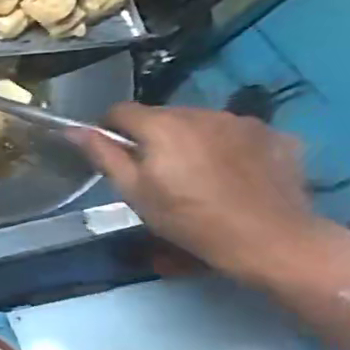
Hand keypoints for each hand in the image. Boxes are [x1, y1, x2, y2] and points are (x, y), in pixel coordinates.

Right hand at [69, 103, 328, 284]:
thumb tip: (73, 130)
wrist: (271, 239)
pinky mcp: (275, 135)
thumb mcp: (134, 192)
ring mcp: (242, 121)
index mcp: (162, 125)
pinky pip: (237, 134)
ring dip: (191, 141)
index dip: (110, 130)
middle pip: (163, 116)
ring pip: (200, 123)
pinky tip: (234, 176)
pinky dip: (228, 148)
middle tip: (158, 174)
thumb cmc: (189, 218)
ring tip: (199, 176)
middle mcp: (202, 112)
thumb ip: (104, 155)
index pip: (120, 110)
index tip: (116, 155)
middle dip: (154, 137)